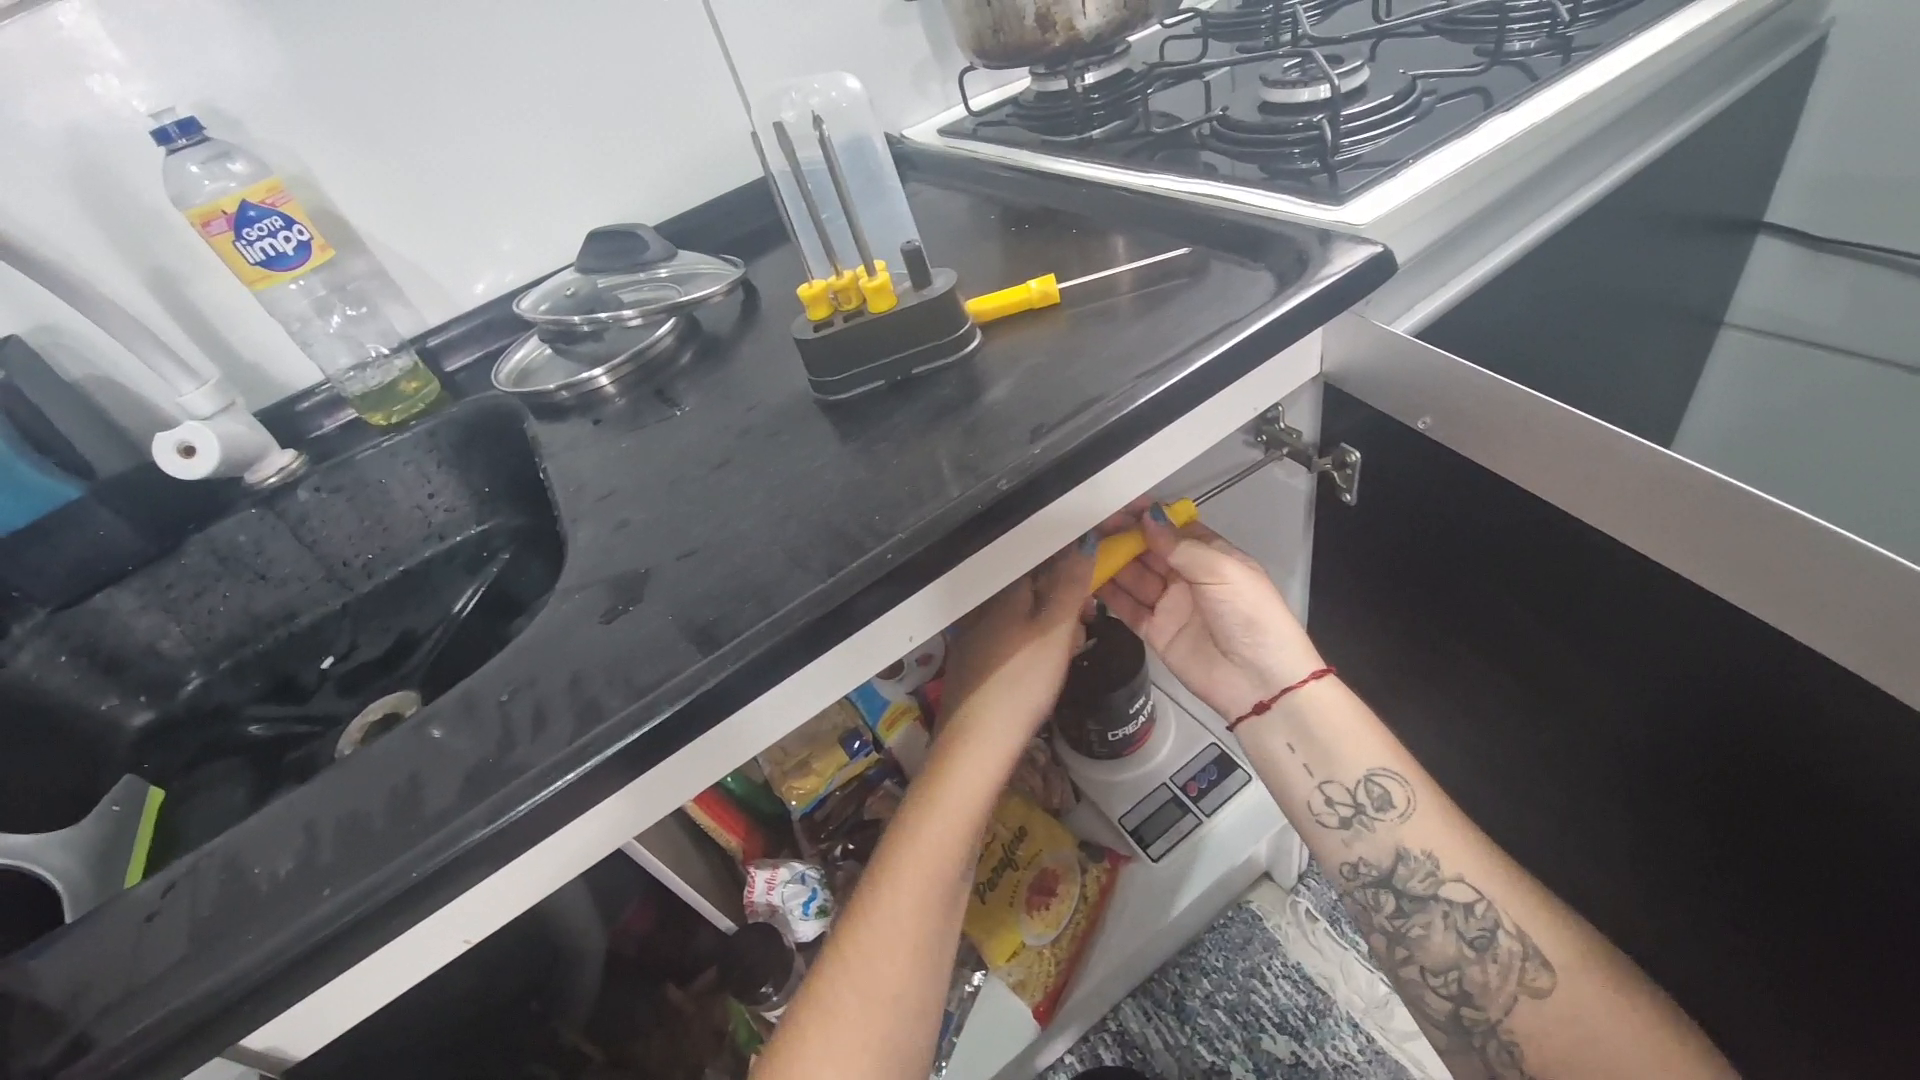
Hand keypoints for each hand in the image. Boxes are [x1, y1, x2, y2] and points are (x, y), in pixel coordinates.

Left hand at [939, 539, 1095, 745]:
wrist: (975, 744)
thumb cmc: (1021, 683)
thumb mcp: (1054, 632)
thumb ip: (1068, 587)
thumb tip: (1083, 543)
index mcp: (1003, 594)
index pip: (1037, 561)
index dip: (1067, 566)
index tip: (1091, 583)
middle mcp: (982, 609)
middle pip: (1028, 590)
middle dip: (1060, 599)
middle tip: (1086, 620)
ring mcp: (973, 639)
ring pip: (1019, 618)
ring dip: (1048, 626)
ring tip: (1070, 647)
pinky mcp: (972, 667)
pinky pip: (1008, 642)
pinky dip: (1030, 647)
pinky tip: (1042, 669)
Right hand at [1095, 502, 1322, 720]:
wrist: (1258, 681)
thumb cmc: (1250, 615)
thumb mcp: (1222, 571)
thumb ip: (1180, 545)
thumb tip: (1148, 517)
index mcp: (1211, 557)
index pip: (1174, 530)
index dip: (1149, 517)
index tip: (1119, 505)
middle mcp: (1188, 577)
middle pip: (1150, 551)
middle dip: (1124, 536)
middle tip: (1093, 524)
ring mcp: (1170, 604)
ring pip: (1134, 576)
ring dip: (1112, 562)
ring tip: (1083, 547)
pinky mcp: (1155, 631)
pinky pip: (1127, 608)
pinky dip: (1108, 594)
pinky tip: (1087, 578)